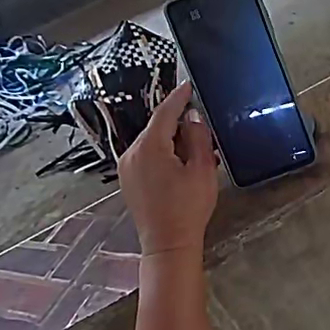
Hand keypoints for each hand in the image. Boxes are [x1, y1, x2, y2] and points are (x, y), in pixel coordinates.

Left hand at [118, 82, 218, 257]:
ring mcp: (127, 167)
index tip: (188, 85)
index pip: (164, 112)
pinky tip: (181, 166)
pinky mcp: (128, 180)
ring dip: (172, 142)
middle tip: (202, 129)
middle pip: (157, 128)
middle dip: (179, 125)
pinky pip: (146, 157)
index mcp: (150, 147)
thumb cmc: (188, 209)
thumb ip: (197, 138)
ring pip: (152, 143)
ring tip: (196, 153)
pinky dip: (163, 154)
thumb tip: (192, 118)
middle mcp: (132, 153)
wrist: (168, 244)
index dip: (178, 97)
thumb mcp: (202, 170)